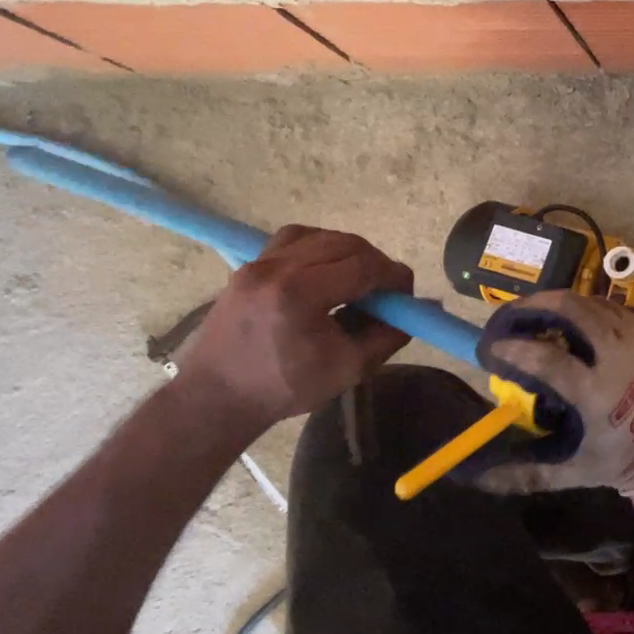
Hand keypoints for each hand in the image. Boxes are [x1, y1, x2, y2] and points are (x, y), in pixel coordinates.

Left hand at [173, 225, 413, 429]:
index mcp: (299, 294)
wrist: (215, 398)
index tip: (406, 297)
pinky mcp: (248, 268)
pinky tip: (326, 272)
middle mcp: (275, 269)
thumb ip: (391, 334)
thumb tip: (417, 310)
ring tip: (357, 280)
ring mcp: (257, 264)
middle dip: (376, 263)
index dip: (395, 277)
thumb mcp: (351, 368)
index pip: (365, 265)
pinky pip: (293, 240)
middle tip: (386, 292)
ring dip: (349, 252)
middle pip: (346, 244)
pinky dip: (319, 247)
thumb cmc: (285, 388)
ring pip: (320, 235)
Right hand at [477, 291, 633, 520]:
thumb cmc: (619, 459)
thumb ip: (523, 474)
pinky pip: (613, 308)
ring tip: (535, 311)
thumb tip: (475, 477)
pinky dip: (587, 307)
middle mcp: (619, 358)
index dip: (516, 349)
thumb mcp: (571, 472)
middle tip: (511, 313)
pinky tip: (569, 317)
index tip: (493, 347)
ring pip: (593, 303)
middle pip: (574, 311)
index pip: (549, 360)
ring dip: (561, 302)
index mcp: (597, 393)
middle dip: (537, 305)